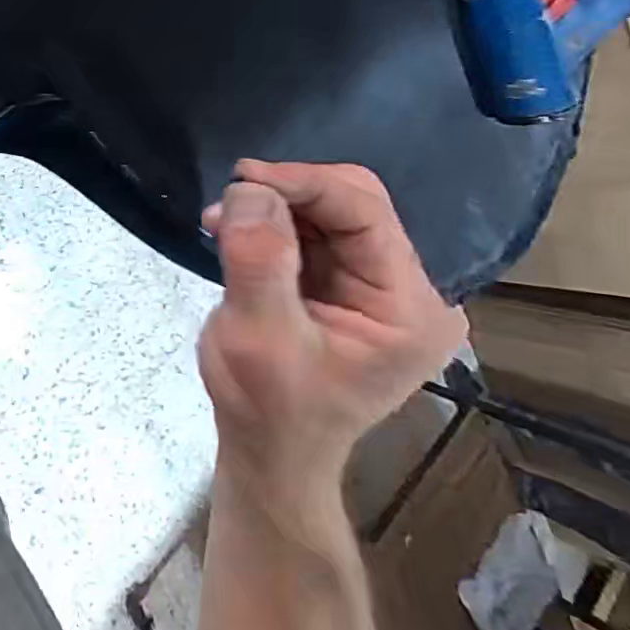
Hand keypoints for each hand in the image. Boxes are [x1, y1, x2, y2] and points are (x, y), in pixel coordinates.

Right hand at [198, 160, 466, 498]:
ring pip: (329, 213)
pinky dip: (271, 226)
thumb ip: (258, 261)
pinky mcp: (347, 288)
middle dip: (286, 195)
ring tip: (221, 224)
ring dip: (272, 209)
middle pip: (353, 205)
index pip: (364, 212)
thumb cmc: (266, 407)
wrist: (269, 451)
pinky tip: (236, 236)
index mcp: (409, 306)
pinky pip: (313, 235)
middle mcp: (408, 290)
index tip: (240, 178)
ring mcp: (378, 288)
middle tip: (227, 205)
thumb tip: (247, 190)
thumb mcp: (257, 336)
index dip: (302, 184)